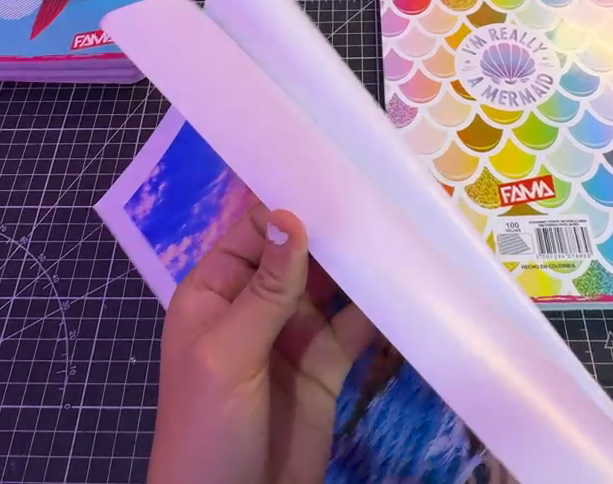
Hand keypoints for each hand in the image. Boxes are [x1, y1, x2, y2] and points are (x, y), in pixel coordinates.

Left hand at [149, 206, 376, 483]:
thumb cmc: (207, 429)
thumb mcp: (227, 355)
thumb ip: (265, 289)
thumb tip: (291, 217)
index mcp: (217, 289)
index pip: (254, 231)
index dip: (289, 209)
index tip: (332, 185)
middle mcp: (255, 302)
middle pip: (297, 252)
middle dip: (331, 229)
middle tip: (378, 198)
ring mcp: (293, 332)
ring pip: (330, 284)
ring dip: (358, 262)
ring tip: (398, 231)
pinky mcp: (326, 363)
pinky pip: (354, 325)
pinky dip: (377, 307)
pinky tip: (404, 284)